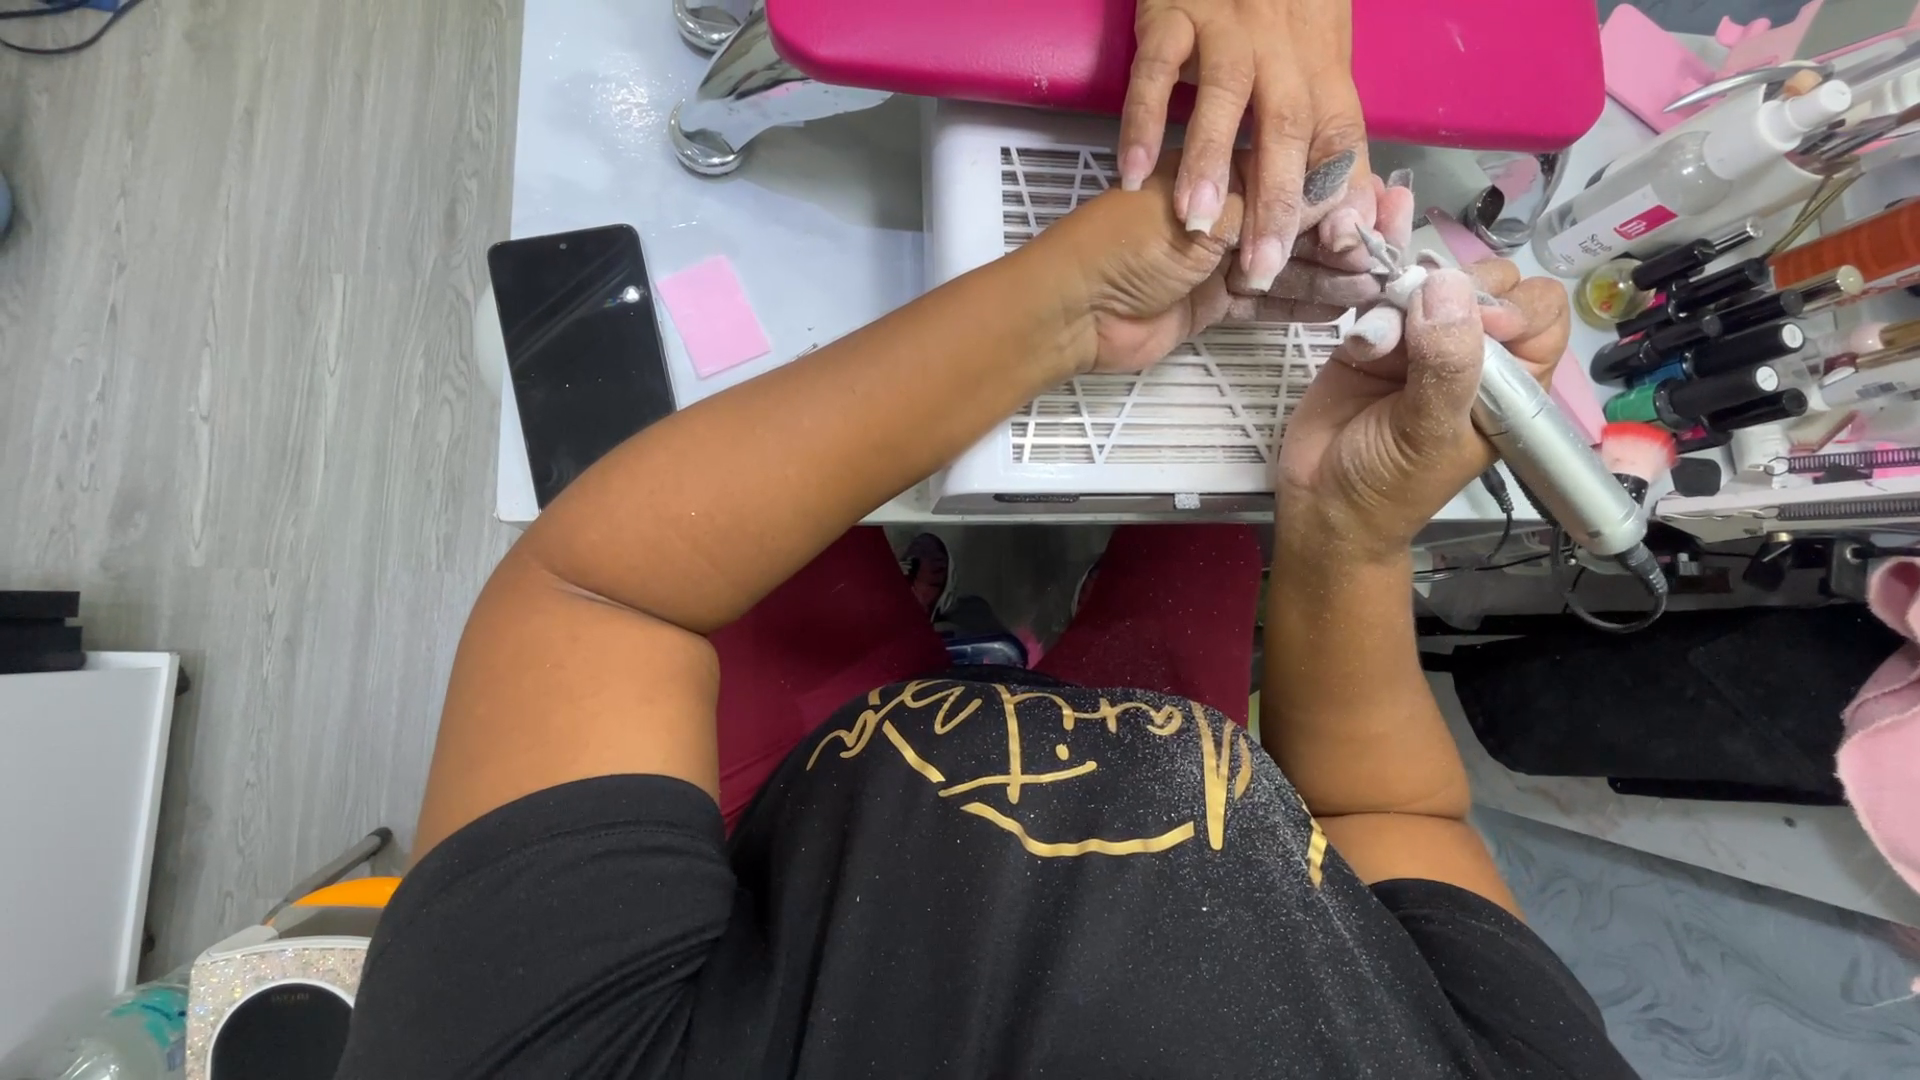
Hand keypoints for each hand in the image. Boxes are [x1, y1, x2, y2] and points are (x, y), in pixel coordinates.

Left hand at [1039, 156, 1389, 374]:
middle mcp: (1221, 214)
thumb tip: (1318, 207)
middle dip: (1338, 243)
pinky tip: (1335, 310)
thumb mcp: (1197, 212)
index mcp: (1216, 173)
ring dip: (1325, 279)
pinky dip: (1294, 308)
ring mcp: (1215, 264)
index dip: (1331, 200)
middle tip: (1384, 260)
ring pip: (1282, 269)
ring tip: (1373, 290)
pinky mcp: (1208, 307)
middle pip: (1293, 226)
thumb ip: (1257, 208)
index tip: (1374, 218)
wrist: (1074, 309)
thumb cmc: (1127, 245)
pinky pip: (1260, 307)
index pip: (1289, 178)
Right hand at [1117, 0, 1367, 296]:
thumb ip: (1325, 140)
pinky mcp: (1171, 13)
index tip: (1336, 252)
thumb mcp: (1309, 65)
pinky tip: (1134, 172)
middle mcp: (1282, 44)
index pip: (1340, 133)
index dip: (1340, 193)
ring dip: (1210, 160)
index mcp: (1320, 63)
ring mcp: (1226, 25)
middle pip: (1287, 125)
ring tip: (1195, 222)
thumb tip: (1351, 219)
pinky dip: (1144, 121)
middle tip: (1259, 268)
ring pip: (1226, 93)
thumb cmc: (1265, 14)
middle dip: (1274, 202)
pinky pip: (1155, 69)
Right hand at [1274, 260, 1570, 560]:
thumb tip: (1445, 286)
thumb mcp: (1430, 431)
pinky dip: (1369, 312)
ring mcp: (1418, 345)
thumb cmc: (1390, 482)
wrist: (1321, 503)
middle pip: (1486, 287)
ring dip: (1401, 303)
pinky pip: (1379, 302)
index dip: (1511, 306)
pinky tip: (1357, 345)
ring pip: (1428, 287)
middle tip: (1417, 328)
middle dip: (1451, 294)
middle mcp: (1470, 355)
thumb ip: (1446, 363)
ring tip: (1375, 343)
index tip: (1476, 328)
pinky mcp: (1372, 342)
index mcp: (1510, 380)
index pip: (1538, 311)